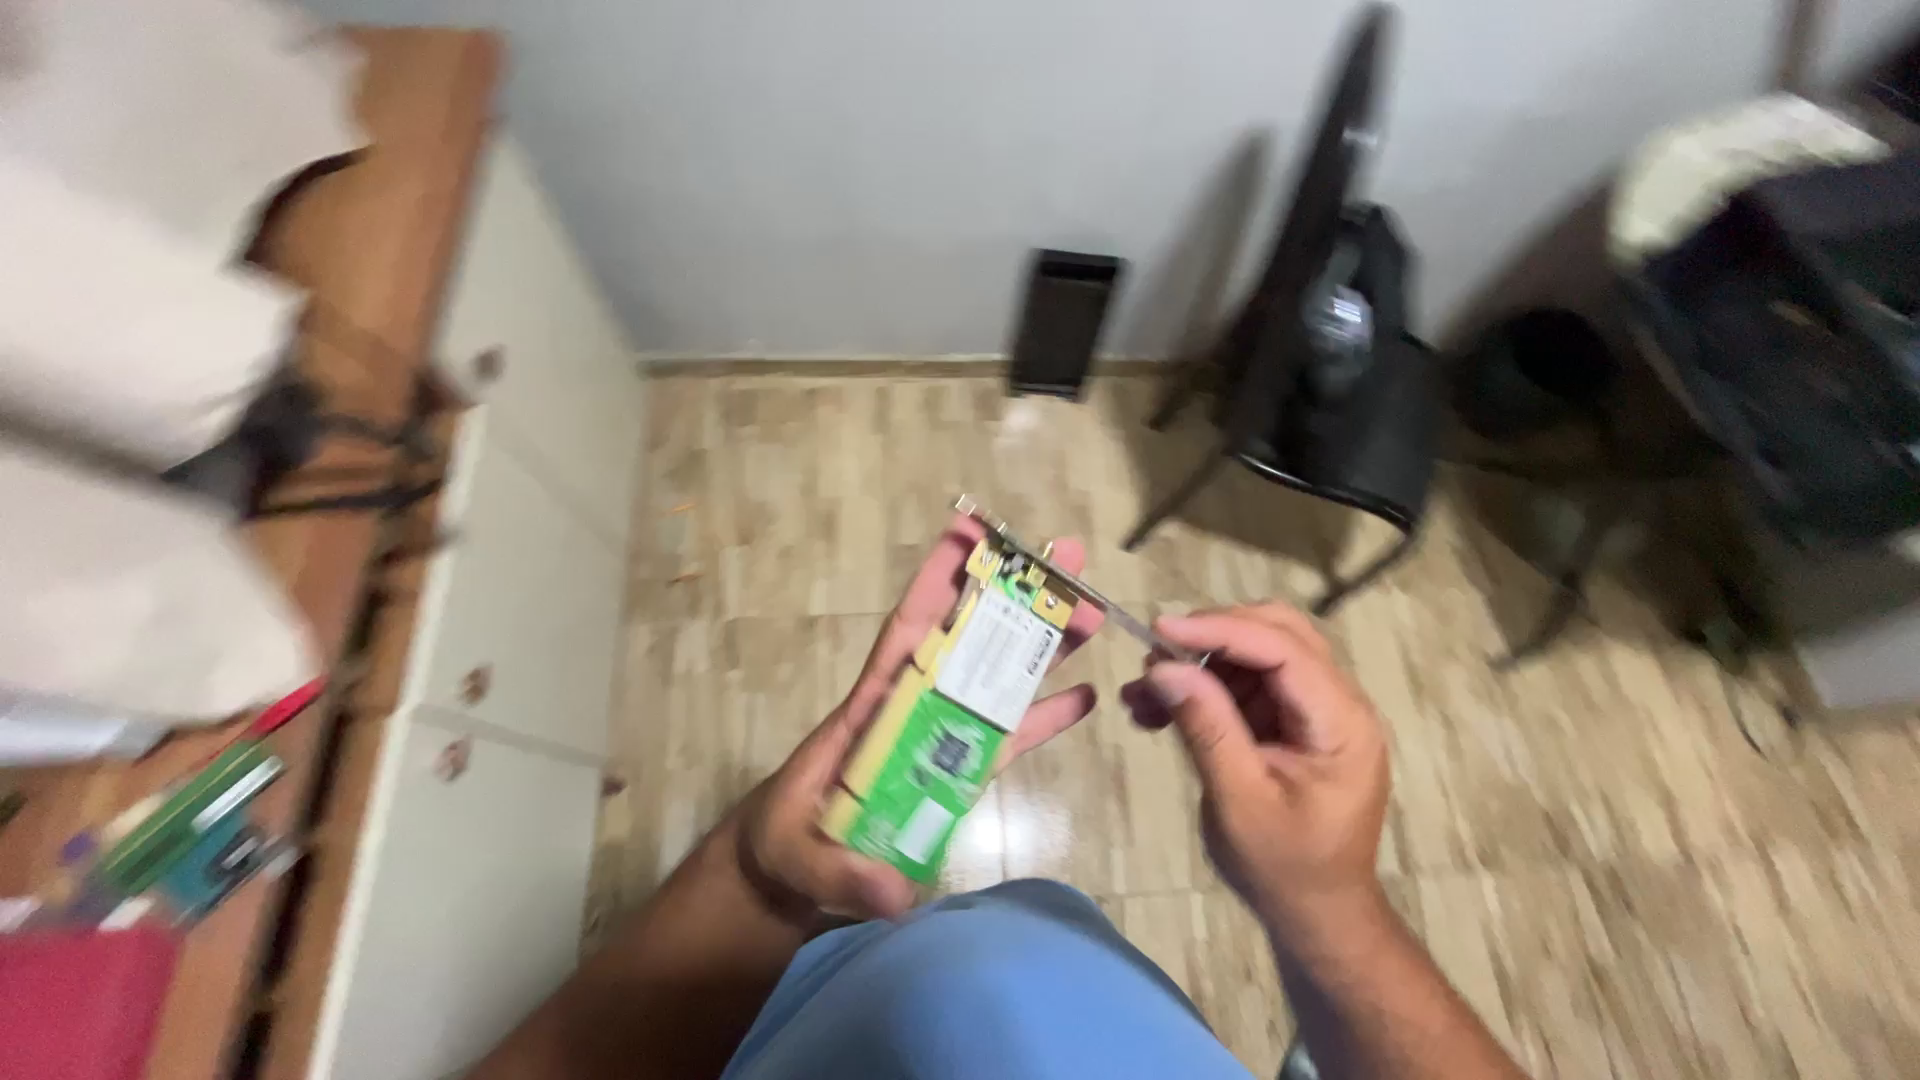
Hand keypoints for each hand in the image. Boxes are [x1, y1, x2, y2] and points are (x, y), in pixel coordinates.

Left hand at [739, 514, 1104, 922]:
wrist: (791, 878)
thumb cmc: (782, 845)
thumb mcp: (796, 855)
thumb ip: (840, 874)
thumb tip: (893, 891)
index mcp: (872, 705)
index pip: (908, 633)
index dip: (936, 582)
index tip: (969, 532)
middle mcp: (916, 707)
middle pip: (972, 643)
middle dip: (1016, 597)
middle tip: (1069, 559)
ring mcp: (944, 737)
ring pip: (1000, 680)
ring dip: (1042, 645)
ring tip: (1091, 614)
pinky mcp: (962, 774)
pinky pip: (1009, 738)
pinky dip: (1044, 717)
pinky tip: (1084, 696)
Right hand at [1120, 602, 1389, 940]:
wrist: (1315, 911)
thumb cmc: (1286, 865)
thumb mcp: (1240, 800)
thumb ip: (1207, 728)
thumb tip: (1162, 667)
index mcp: (1341, 720)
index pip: (1283, 648)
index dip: (1220, 629)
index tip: (1160, 630)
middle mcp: (1337, 701)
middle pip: (1276, 632)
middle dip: (1211, 635)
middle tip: (1156, 655)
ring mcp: (1313, 708)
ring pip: (1255, 651)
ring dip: (1199, 662)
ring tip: (1143, 693)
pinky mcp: (1289, 719)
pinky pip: (1244, 682)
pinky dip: (1202, 686)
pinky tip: (1158, 710)